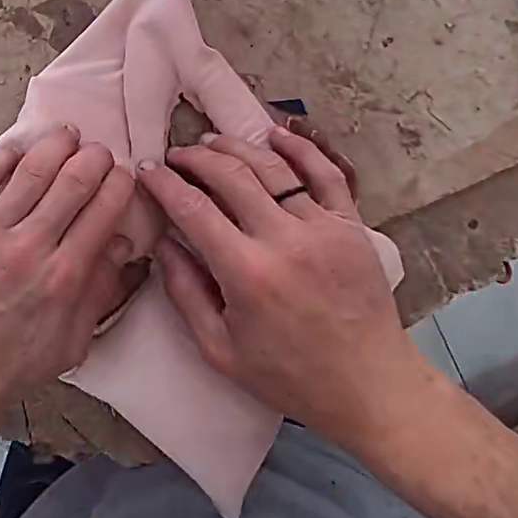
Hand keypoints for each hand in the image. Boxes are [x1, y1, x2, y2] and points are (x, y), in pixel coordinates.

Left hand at [0, 125, 145, 418]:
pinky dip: (7, 154)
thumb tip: (125, 247)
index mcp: (64, 276)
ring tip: (68, 136)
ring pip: (34, 168)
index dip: (120, 183)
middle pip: (75, 179)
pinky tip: (21, 149)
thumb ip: (103, 292)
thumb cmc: (4, 364)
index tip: (122, 177)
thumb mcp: (71, 343)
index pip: (105, 208)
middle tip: (99, 153)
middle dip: (96, 157)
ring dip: (58, 144)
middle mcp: (30, 248)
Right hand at [137, 127, 430, 441]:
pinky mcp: (349, 222)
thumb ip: (185, 294)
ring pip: (272, 168)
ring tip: (213, 141)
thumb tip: (163, 243)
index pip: (194, 210)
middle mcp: (283, 239)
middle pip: (231, 176)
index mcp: (247, 273)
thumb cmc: (290, 375)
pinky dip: (299, 148)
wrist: (367, 383)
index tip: (149, 172)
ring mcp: (321, 225)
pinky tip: (275, 133)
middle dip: (196, 158)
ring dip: (237, 147)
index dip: (166, 184)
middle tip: (178, 154)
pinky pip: (324, 172)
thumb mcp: (221, 350)